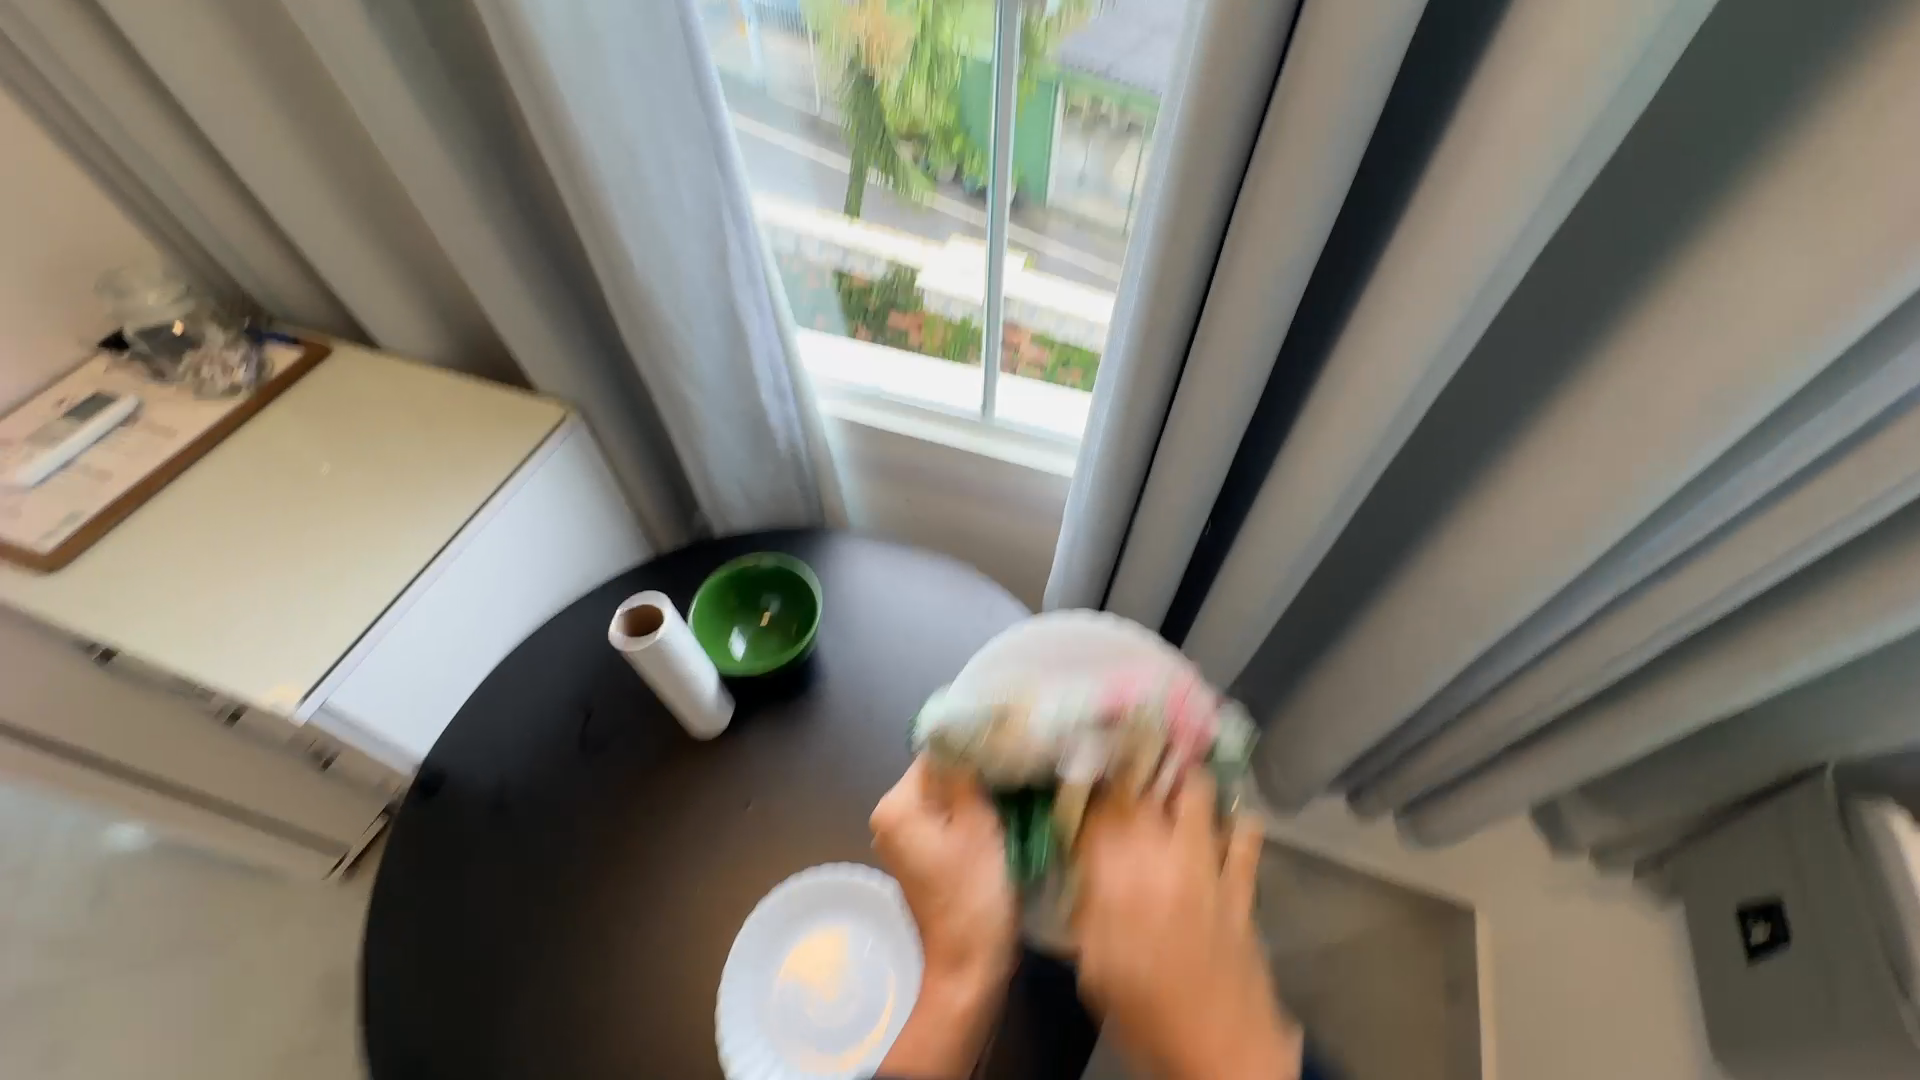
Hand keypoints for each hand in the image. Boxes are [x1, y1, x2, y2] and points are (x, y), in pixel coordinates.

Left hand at [870, 756, 1018, 1076]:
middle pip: (940, 774)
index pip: (937, 752)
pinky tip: (1003, 820)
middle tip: (1020, 770)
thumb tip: (972, 731)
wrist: (969, 970)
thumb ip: (970, 774)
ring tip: (1018, 792)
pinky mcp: (921, 858)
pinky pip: (946, 821)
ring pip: (947, 798)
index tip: (1012, 746)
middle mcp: (890, 818)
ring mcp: (903, 840)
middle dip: (978, 772)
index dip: (975, 746)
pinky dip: (971, 818)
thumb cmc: (974, 895)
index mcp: (896, 805)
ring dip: (979, 795)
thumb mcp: (978, 824)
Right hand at [1073, 772, 1301, 1079]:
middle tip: (1128, 754)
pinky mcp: (1242, 889)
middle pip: (1146, 792)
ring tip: (1175, 763)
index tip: (1087, 772)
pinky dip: (1238, 821)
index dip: (1091, 786)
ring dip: (1184, 780)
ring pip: (1197, 801)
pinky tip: (1233, 811)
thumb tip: (1083, 873)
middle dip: (1135, 765)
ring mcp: (1208, 871)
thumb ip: (1088, 913)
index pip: (1099, 814)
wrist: (1224, 1056)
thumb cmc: (1148, 1017)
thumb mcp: (1096, 970)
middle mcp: (1161, 864)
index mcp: (1117, 884)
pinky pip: (1245, 840)